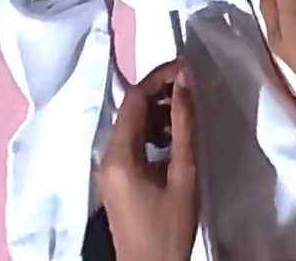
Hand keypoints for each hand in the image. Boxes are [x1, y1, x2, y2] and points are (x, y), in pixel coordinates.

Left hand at [98, 59, 197, 260]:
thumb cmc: (169, 229)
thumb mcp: (183, 175)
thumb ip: (183, 124)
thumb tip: (185, 80)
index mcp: (118, 153)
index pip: (135, 98)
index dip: (159, 76)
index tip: (185, 66)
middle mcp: (107, 156)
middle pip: (131, 109)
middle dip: (159, 91)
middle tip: (188, 85)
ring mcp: (109, 168)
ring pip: (132, 124)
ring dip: (157, 112)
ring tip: (185, 111)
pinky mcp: (116, 179)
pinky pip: (131, 142)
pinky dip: (152, 131)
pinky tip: (173, 138)